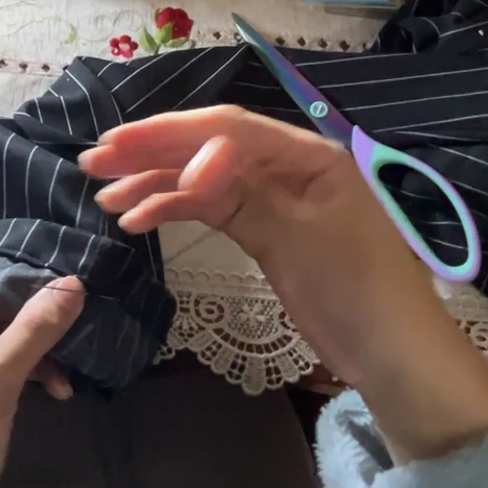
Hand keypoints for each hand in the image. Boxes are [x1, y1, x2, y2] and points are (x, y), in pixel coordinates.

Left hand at [0, 281, 85, 487]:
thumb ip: (34, 330)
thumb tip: (73, 283)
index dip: (24, 288)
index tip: (70, 287)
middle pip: (0, 315)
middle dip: (39, 326)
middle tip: (81, 328)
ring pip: (11, 343)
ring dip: (42, 355)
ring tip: (69, 375)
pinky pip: (13, 369)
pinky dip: (36, 375)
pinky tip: (61, 389)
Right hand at [80, 106, 487, 461]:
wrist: (393, 358)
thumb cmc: (357, 290)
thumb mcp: (297, 236)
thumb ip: (241, 192)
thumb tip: (193, 159)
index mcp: (305, 154)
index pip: (225, 129)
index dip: (167, 133)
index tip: (117, 144)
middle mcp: (284, 165)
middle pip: (204, 147)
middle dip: (148, 153)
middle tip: (94, 163)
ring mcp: (269, 196)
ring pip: (198, 178)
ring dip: (151, 184)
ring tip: (105, 198)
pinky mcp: (259, 227)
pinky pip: (206, 207)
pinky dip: (172, 211)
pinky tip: (137, 220)